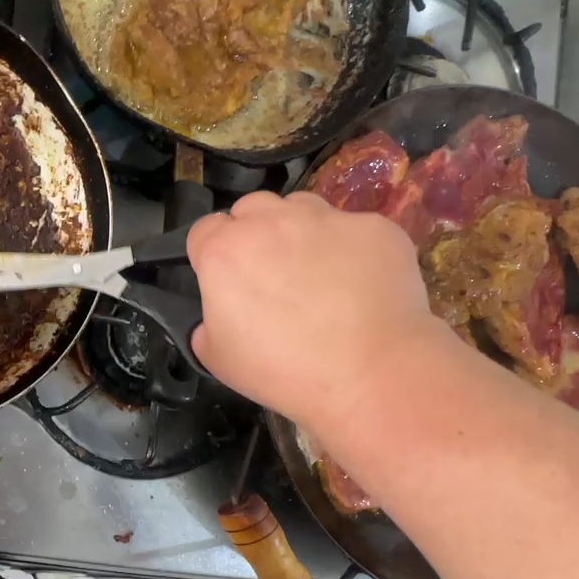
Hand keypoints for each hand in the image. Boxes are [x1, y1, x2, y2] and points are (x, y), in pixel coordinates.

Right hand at [186, 191, 455, 426]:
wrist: (368, 371)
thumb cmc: (280, 368)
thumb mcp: (215, 356)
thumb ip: (207, 320)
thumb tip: (222, 312)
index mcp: (223, 252)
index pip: (203, 229)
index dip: (209, 252)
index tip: (221, 277)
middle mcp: (271, 222)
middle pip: (250, 208)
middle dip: (251, 232)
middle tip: (265, 272)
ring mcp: (327, 219)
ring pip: (300, 206)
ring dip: (297, 230)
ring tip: (312, 270)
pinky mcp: (374, 226)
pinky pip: (351, 228)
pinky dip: (348, 248)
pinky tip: (357, 283)